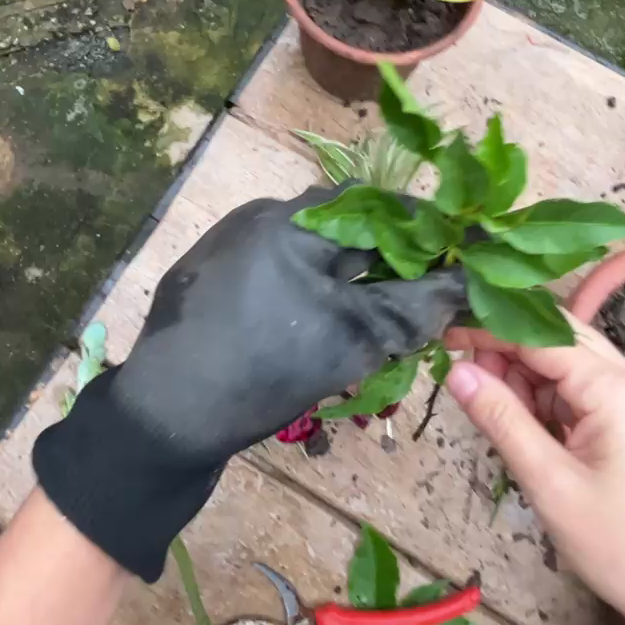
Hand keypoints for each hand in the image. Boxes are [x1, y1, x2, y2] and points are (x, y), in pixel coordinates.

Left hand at [36, 187, 464, 580]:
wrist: (163, 416)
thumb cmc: (259, 371)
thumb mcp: (347, 343)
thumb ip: (411, 307)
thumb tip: (462, 284)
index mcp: (292, 219)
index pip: (379, 209)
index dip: (423, 232)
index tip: (456, 257)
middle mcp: (262, 217)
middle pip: (347, 225)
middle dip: (390, 255)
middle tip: (423, 292)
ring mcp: (235, 243)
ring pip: (316, 247)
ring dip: (354, 272)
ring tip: (382, 309)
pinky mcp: (218, 271)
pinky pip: (284, 265)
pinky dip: (317, 284)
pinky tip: (328, 319)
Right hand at [443, 312, 624, 624]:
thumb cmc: (624, 548)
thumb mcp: (549, 483)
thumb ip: (501, 419)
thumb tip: (456, 372)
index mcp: (615, 388)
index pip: (539, 336)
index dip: (487, 330)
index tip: (443, 335)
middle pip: (558, 339)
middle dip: (507, 346)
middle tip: (462, 371)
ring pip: (571, 364)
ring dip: (527, 372)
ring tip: (488, 400)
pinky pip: (586, 391)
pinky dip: (550, 396)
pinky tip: (525, 417)